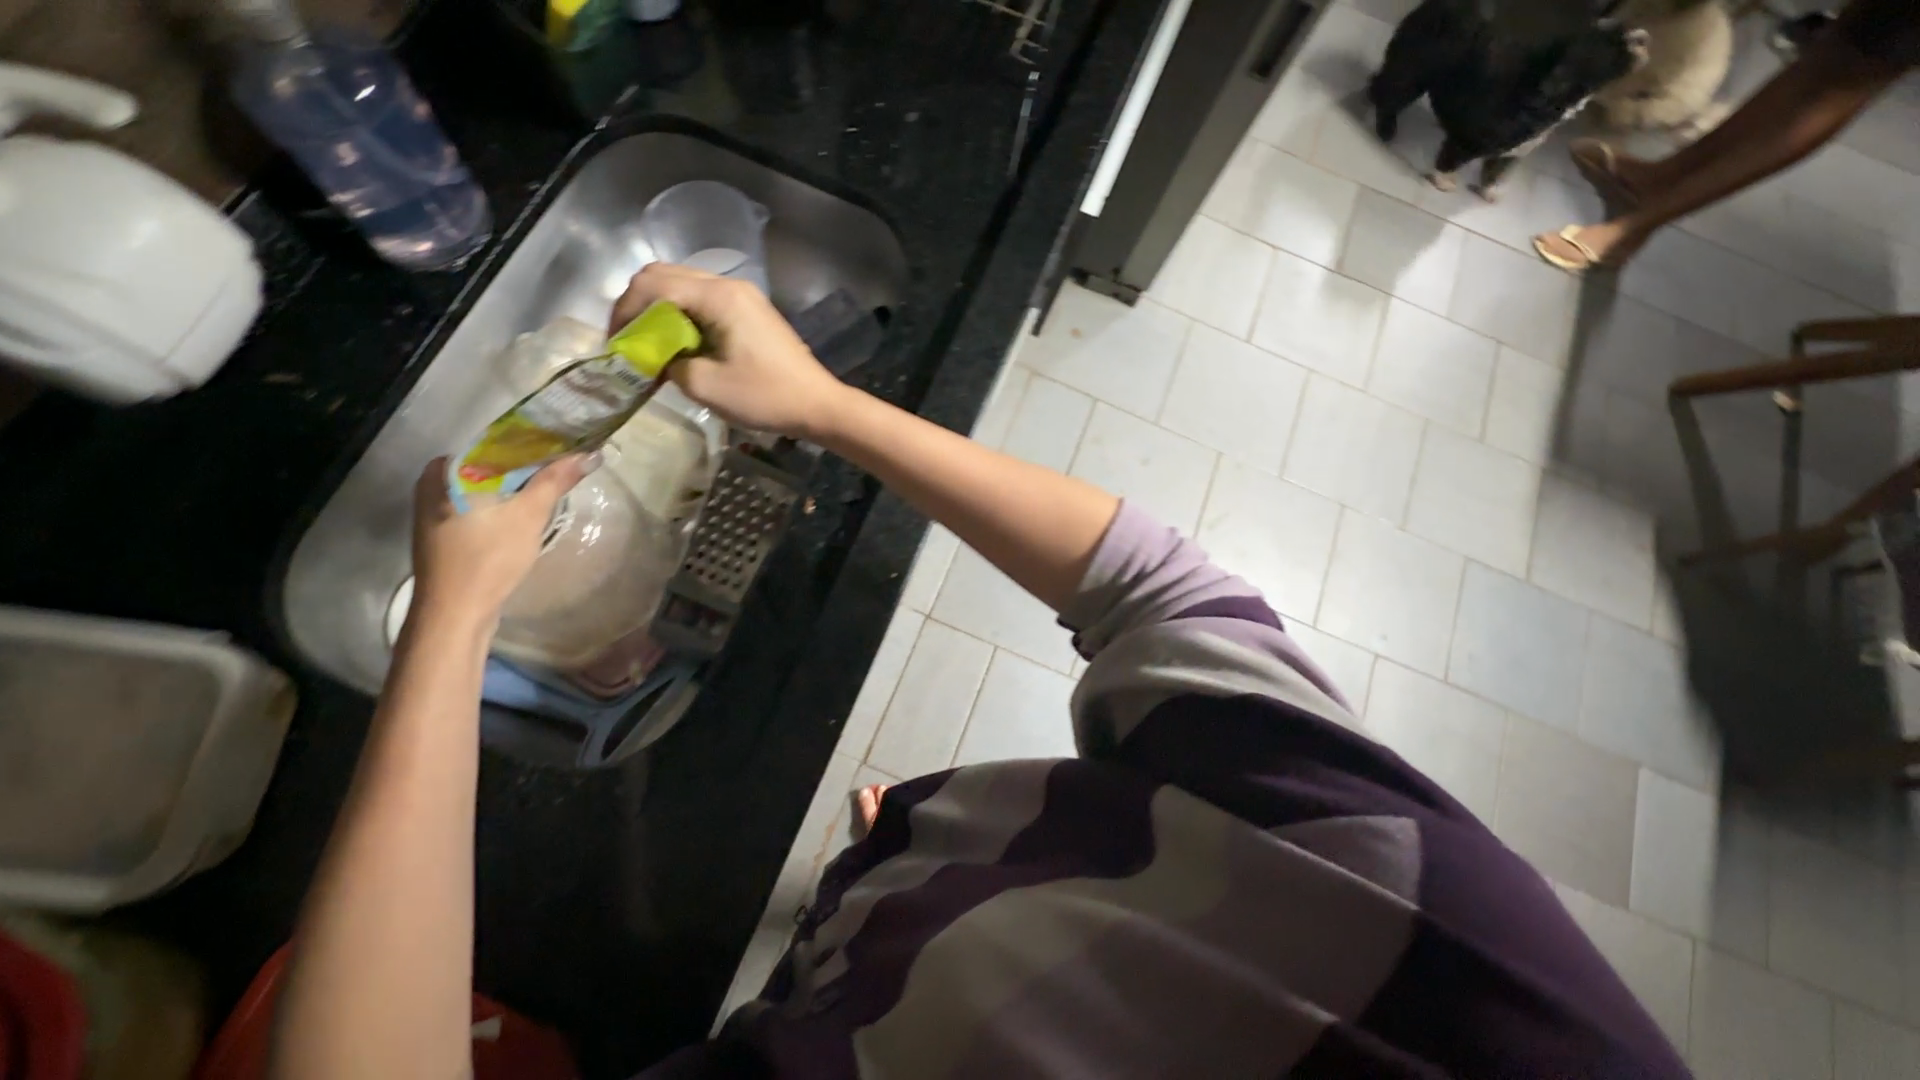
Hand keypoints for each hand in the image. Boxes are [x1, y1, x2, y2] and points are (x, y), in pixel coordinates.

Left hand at [407, 454, 591, 628]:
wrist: (454, 614)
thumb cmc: (489, 559)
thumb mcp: (529, 516)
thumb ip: (556, 480)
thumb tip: (588, 453)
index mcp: (447, 469)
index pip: (499, 444)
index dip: (537, 446)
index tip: (569, 452)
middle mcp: (434, 482)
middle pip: (493, 466)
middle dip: (530, 470)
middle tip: (566, 474)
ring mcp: (434, 508)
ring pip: (487, 488)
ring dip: (519, 490)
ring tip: (553, 491)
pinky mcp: (442, 531)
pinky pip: (479, 507)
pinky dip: (503, 507)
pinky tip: (526, 516)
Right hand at [609, 263, 851, 439]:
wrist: (817, 405)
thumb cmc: (764, 396)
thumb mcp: (705, 386)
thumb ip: (668, 363)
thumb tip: (653, 356)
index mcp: (718, 296)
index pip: (653, 284)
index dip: (624, 310)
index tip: (614, 344)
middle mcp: (728, 285)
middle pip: (665, 275)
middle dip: (636, 304)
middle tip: (626, 341)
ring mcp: (741, 295)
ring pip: (683, 285)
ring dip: (658, 309)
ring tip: (647, 344)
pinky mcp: (748, 310)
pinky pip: (702, 300)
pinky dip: (680, 315)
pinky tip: (676, 344)